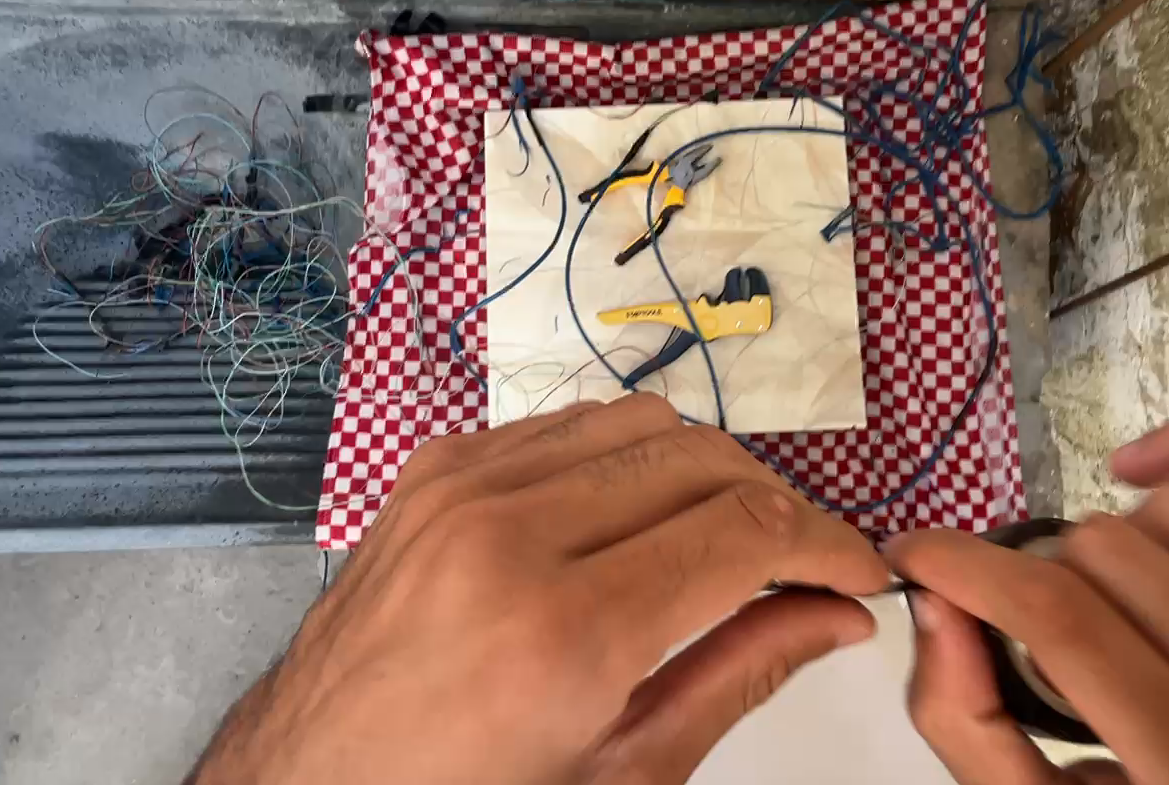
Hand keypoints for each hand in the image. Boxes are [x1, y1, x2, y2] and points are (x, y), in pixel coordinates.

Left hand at [188, 393, 888, 784]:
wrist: (309, 781)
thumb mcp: (623, 774)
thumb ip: (740, 671)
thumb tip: (838, 610)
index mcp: (560, 632)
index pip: (742, 531)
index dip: (824, 542)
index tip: (858, 568)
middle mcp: (510, 528)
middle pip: (702, 459)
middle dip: (777, 502)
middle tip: (799, 557)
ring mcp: (465, 479)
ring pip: (644, 420)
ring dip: (705, 470)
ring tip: (718, 531)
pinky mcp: (440, 460)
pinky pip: (573, 423)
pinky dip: (628, 456)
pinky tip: (630, 510)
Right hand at [888, 415, 1168, 783]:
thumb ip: (967, 722)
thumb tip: (934, 598)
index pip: (1064, 621)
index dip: (966, 566)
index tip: (911, 552)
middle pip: (1110, 556)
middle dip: (1038, 576)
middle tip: (1030, 626)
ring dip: (1109, 544)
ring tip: (1107, 601)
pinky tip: (1143, 474)